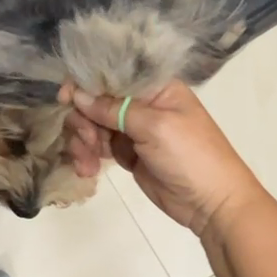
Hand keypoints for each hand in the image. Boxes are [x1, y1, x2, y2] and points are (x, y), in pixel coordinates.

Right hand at [60, 80, 269, 239]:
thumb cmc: (191, 156)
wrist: (211, 203)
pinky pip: (96, 146)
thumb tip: (76, 94)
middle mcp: (141, 103)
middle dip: (83, 120)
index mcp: (155, 87)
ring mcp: (132, 128)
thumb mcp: (154, 127)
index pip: (112, 74)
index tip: (65, 98)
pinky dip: (87, 156)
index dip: (85, 83)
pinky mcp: (125, 152)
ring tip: (87, 163)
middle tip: (87, 142)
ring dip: (82, 142)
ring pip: (91, 124)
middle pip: (95, 100)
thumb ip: (113, 108)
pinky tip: (87, 170)